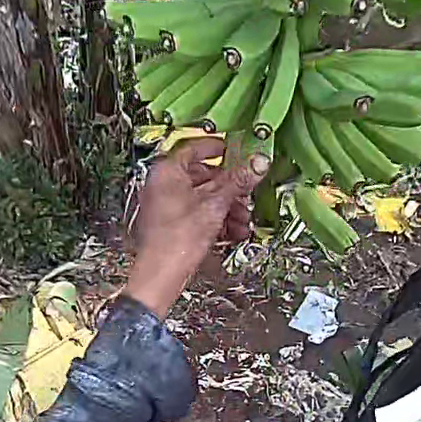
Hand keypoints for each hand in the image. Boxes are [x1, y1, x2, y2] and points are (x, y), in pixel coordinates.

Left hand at [123, 137, 265, 317]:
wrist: (162, 274)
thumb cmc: (178, 239)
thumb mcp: (215, 205)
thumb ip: (237, 182)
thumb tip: (258, 163)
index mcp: (167, 171)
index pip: (193, 147)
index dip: (216, 148)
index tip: (234, 151)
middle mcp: (163, 185)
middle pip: (203, 177)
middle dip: (230, 189)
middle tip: (246, 195)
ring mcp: (166, 206)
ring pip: (203, 199)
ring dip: (227, 208)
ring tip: (242, 221)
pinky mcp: (172, 226)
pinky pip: (198, 216)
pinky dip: (216, 221)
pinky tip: (233, 233)